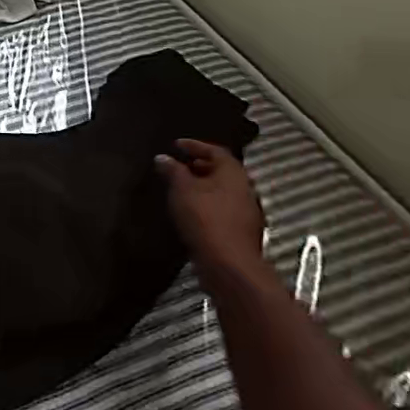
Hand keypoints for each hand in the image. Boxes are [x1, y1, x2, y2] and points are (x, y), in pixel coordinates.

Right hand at [156, 140, 266, 279]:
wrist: (228, 264)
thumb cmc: (204, 218)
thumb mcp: (181, 189)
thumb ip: (172, 170)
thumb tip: (163, 157)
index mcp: (233, 173)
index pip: (216, 150)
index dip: (195, 145)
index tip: (176, 145)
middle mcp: (245, 189)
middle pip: (222, 171)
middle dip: (200, 166)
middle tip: (179, 166)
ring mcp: (247, 212)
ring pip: (223, 191)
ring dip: (203, 187)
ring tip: (181, 188)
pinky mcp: (241, 232)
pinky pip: (222, 209)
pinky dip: (207, 204)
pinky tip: (191, 211)